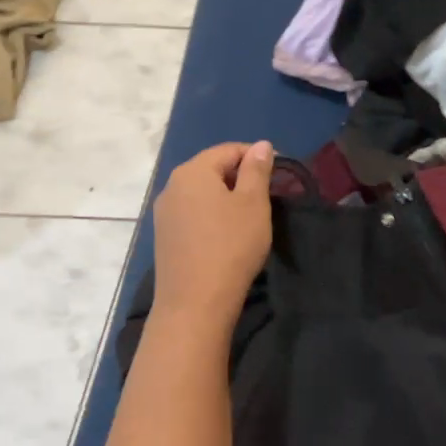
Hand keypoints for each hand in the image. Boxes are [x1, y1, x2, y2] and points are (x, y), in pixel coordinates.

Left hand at [152, 141, 274, 323]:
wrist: (196, 299)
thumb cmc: (231, 244)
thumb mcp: (254, 203)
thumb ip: (257, 170)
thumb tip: (261, 145)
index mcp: (193, 172)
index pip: (229, 150)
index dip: (257, 157)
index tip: (280, 175)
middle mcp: (172, 186)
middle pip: (212, 168)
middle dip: (241, 176)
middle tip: (268, 196)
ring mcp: (164, 212)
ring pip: (202, 192)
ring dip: (227, 196)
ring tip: (251, 214)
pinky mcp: (166, 235)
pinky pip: (193, 211)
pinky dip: (213, 213)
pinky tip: (229, 232)